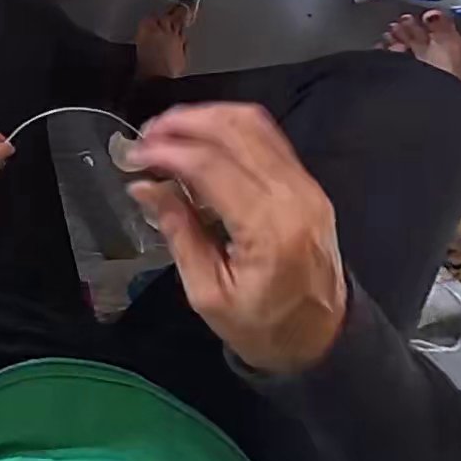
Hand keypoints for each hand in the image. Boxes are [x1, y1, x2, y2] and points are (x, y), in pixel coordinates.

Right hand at [118, 104, 346, 373]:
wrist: (326, 342)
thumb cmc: (263, 325)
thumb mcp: (207, 292)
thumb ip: (177, 231)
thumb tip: (142, 186)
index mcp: (270, 230)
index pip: (210, 166)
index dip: (166, 152)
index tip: (134, 156)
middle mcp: (294, 197)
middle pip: (233, 130)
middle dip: (181, 124)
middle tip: (146, 136)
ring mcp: (305, 186)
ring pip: (250, 123)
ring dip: (201, 118)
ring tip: (166, 133)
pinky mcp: (305, 183)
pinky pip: (263, 135)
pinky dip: (224, 126)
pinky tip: (197, 138)